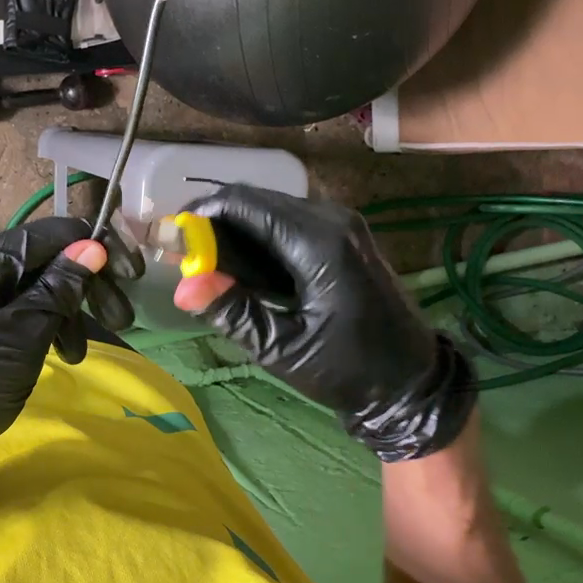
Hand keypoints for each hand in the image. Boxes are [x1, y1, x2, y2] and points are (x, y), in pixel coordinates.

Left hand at [0, 217, 106, 512]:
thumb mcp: (22, 337)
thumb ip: (58, 288)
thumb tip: (94, 247)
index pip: (43, 235)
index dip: (91, 248)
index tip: (131, 273)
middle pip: (37, 260)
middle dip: (81, 288)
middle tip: (121, 319)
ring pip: (28, 287)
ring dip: (62, 313)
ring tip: (77, 355)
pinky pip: (11, 307)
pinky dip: (39, 325)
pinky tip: (60, 353)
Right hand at [172, 185, 474, 461]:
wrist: (412, 381)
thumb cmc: (348, 369)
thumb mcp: (282, 348)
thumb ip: (233, 312)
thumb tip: (183, 288)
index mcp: (318, 242)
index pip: (244, 203)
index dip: (201, 214)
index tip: (171, 238)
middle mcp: (332, 219)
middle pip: (256, 200)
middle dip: (214, 223)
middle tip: (183, 256)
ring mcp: (342, 224)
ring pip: (271, 209)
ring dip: (235, 230)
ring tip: (206, 266)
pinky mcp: (344, 236)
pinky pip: (289, 223)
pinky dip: (258, 238)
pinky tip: (242, 269)